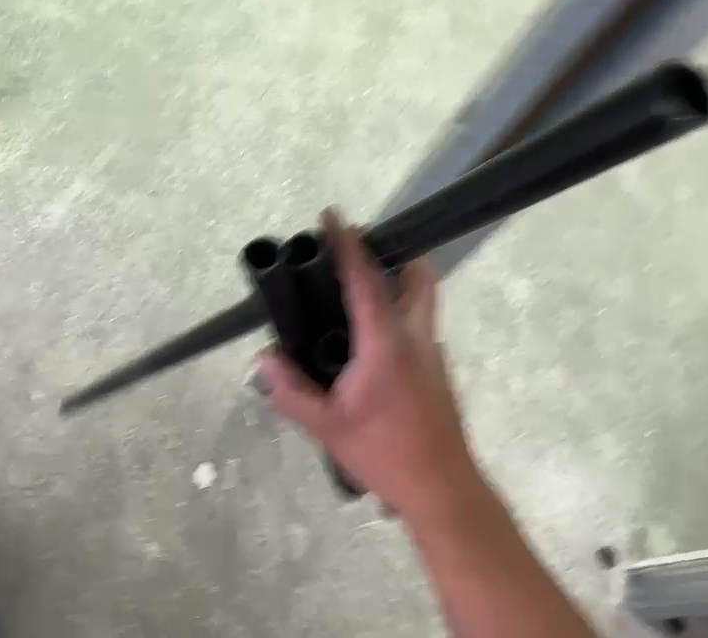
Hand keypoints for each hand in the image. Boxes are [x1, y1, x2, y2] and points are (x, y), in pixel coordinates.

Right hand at [255, 209, 485, 526]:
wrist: (444, 492)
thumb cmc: (385, 454)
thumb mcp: (327, 427)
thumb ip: (292, 392)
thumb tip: (263, 360)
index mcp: (387, 342)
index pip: (365, 279)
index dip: (347, 243)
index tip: (332, 215)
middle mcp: (416, 336)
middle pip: (417, 275)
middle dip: (392, 252)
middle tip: (356, 252)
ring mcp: (433, 352)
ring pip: (422, 298)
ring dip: (397, 279)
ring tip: (356, 290)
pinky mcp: (438, 370)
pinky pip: (418, 322)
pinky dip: (398, 309)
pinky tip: (367, 337)